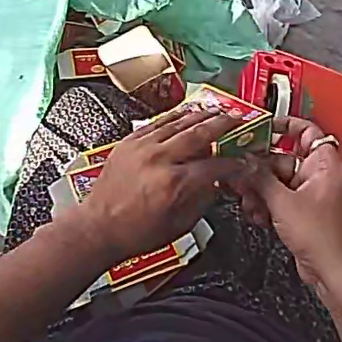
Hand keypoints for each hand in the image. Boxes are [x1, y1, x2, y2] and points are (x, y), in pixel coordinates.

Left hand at [57, 108, 244, 264]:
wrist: (98, 228)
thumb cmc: (134, 231)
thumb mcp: (179, 224)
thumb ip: (201, 200)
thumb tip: (215, 183)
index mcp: (174, 183)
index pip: (215, 166)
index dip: (234, 164)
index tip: (243, 162)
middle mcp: (158, 160)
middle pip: (199, 134)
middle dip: (223, 124)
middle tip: (237, 118)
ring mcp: (141, 149)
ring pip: (177, 123)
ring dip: (201, 114)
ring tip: (217, 109)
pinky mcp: (128, 144)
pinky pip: (156, 123)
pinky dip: (173, 117)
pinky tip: (185, 114)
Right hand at [238, 118, 341, 291]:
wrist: (334, 271)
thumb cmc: (324, 238)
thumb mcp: (282, 201)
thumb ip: (260, 177)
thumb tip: (244, 161)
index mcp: (325, 164)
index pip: (306, 131)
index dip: (284, 125)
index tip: (263, 126)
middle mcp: (320, 175)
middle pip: (283, 159)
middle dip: (259, 169)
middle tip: (240, 174)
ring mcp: (311, 194)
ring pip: (277, 180)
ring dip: (259, 190)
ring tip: (248, 201)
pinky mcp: (303, 211)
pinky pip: (279, 198)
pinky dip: (266, 204)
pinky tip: (258, 215)